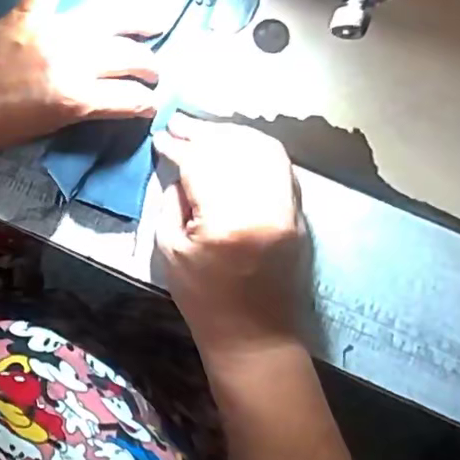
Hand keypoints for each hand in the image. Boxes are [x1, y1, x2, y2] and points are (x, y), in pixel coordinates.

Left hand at [0, 0, 164, 154]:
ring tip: (152, 22)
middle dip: (147, 66)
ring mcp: (49, 33)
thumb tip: (106, 97)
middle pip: (126, 57)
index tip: (150, 103)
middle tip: (152, 70)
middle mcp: (72, 62)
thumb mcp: (47, 128)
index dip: (145, 102)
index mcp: (76, 99)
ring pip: (106, 21)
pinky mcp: (25, 14)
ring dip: (135, 21)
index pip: (129, 98)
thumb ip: (81, 108)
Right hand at [152, 114, 312, 356]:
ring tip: (205, 129)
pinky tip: (235, 146)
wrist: (255, 335)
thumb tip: (176, 171)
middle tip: (178, 124)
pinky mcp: (298, 213)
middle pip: (234, 150)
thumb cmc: (202, 299)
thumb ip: (172, 204)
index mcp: (227, 222)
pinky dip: (256, 149)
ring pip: (263, 151)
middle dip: (203, 132)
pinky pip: (279, 167)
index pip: (201, 165)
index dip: (178, 146)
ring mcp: (288, 209)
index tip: (160, 137)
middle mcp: (265, 208)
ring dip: (232, 134)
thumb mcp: (168, 251)